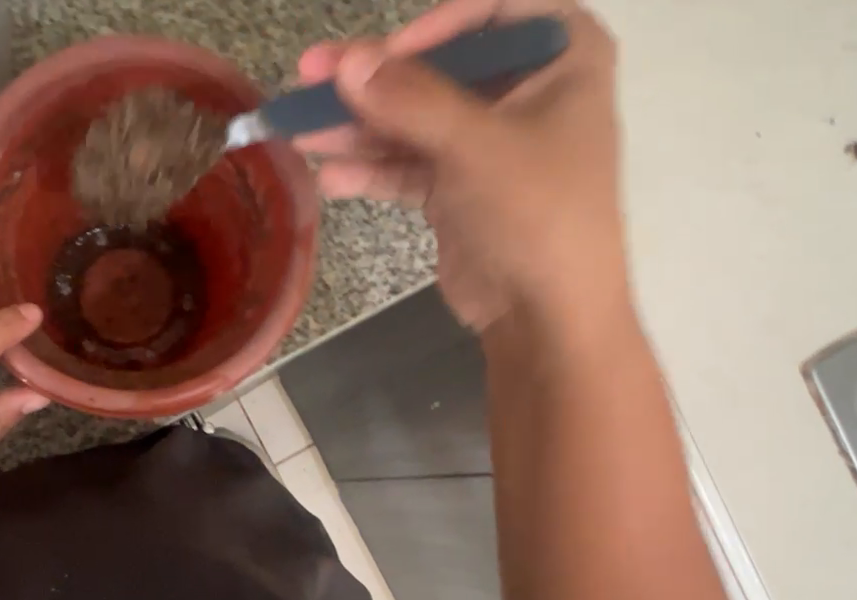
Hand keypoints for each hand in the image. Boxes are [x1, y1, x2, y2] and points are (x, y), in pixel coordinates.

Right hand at [296, 0, 627, 329]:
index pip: (490, 12)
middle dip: (372, 82)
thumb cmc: (536, 213)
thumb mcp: (475, 146)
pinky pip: (407, 167)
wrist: (546, 313)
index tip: (378, 57)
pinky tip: (329, 178)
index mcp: (559, 56)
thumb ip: (410, 101)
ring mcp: (486, 144)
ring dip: (357, 130)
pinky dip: (371, 172)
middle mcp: (523, 91)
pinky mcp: (457, 190)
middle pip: (437, 70)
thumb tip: (347, 64)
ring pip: (413, 122)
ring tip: (296, 130)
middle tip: (306, 80)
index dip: (430, 28)